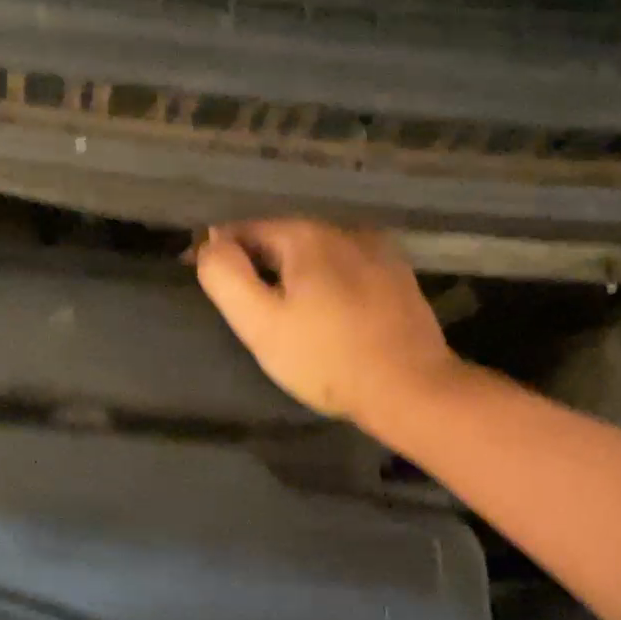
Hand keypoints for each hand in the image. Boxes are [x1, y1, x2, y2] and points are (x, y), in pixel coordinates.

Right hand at [195, 218, 460, 421]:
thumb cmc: (325, 358)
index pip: (243, 230)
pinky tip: (326, 315)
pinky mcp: (398, 276)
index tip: (211, 287)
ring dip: (294, 275)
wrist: (410, 390)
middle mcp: (344, 230)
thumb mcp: (260, 323)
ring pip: (315, 254)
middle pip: (281, 240)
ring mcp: (378, 251)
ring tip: (285, 314)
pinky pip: (345, 269)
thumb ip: (225, 277)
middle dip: (258, 266)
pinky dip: (327, 283)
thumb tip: (210, 244)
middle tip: (247, 310)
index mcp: (305, 235)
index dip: (219, 255)